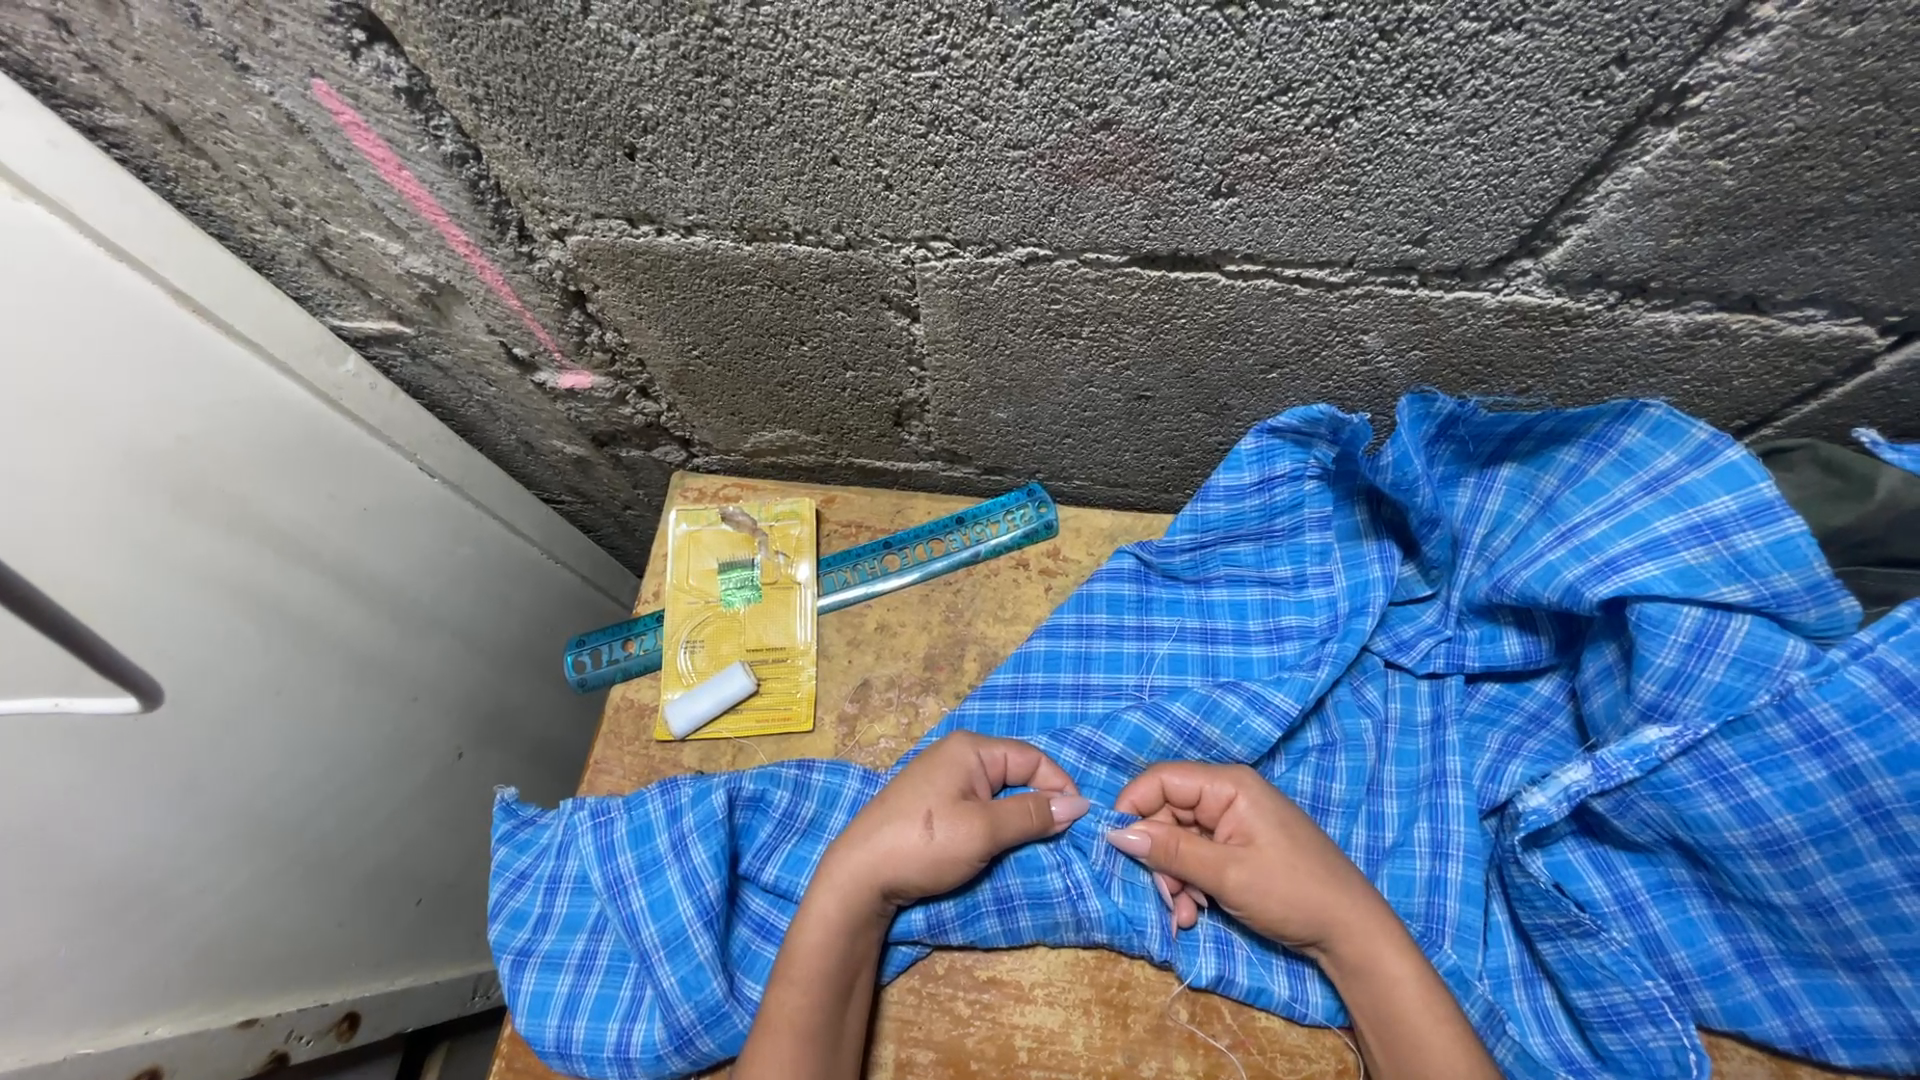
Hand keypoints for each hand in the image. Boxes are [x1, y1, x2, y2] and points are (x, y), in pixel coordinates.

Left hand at [818, 732, 1089, 910]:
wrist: (858, 876)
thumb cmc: (924, 844)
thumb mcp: (983, 831)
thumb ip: (1032, 815)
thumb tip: (1079, 805)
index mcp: (970, 749)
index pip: (1032, 758)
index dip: (1060, 786)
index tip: (1080, 822)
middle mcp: (956, 755)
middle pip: (1015, 772)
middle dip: (1041, 802)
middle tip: (1061, 837)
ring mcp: (941, 779)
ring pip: (998, 791)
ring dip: (1019, 816)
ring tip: (1036, 844)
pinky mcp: (932, 804)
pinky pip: (978, 805)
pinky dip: (996, 823)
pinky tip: (1001, 845)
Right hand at [1106, 762, 1389, 957]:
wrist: (1353, 935)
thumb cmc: (1292, 893)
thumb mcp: (1226, 874)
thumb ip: (1170, 851)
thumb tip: (1116, 834)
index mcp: (1228, 785)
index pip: (1160, 780)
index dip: (1133, 809)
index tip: (1117, 848)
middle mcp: (1227, 796)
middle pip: (1166, 813)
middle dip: (1158, 857)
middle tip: (1166, 897)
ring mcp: (1233, 823)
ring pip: (1177, 840)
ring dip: (1173, 878)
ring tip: (1185, 913)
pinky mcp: (1238, 848)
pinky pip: (1196, 857)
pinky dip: (1189, 884)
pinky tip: (1195, 913)